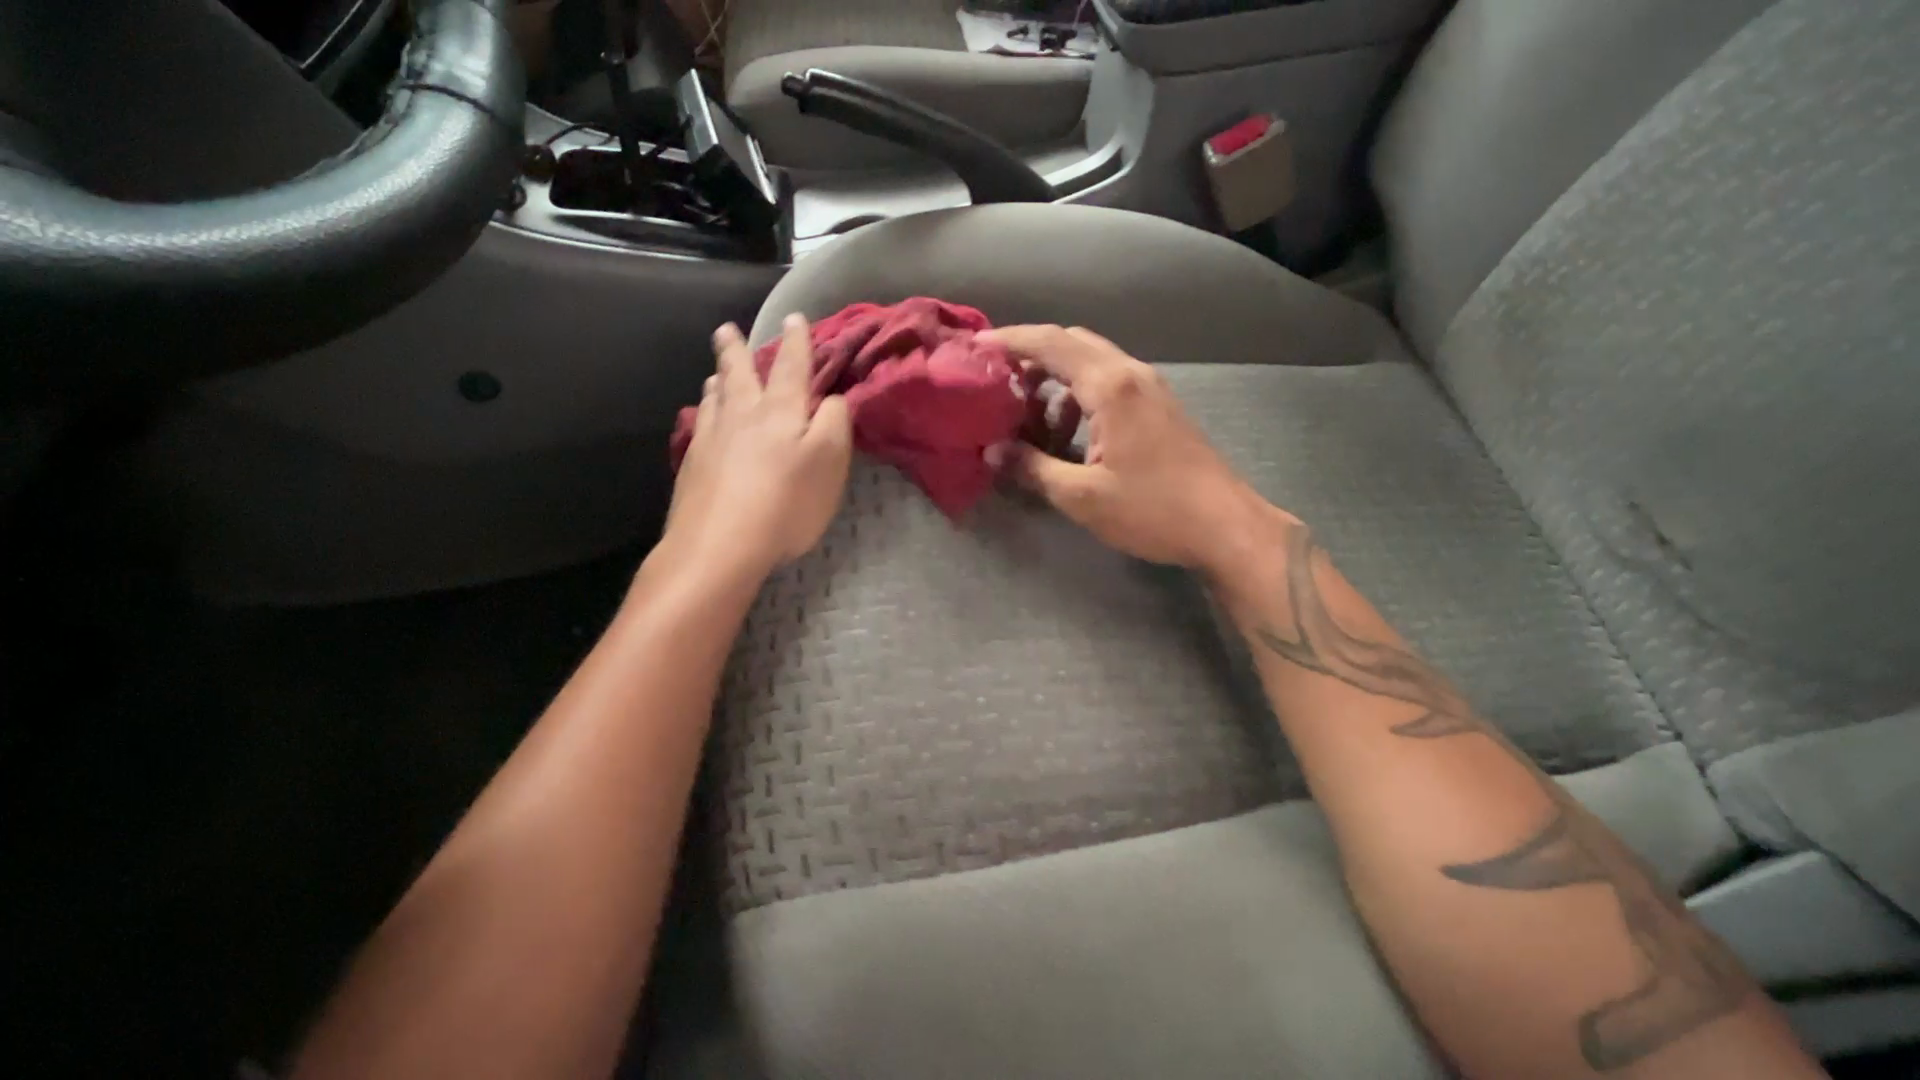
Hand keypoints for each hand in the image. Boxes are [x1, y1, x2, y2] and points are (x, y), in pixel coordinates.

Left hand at [665, 316, 852, 576]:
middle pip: (739, 373)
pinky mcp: (693, 465)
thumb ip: (834, 423)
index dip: (797, 342)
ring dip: (719, 379)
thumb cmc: (786, 504)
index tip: (795, 318)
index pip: (792, 366)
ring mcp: (712, 438)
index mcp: (781, 410)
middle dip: (736, 349)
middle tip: (726, 329)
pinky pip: (700, 425)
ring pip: (716, 398)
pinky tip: (704, 419)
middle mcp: (743, 414)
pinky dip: (705, 412)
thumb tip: (831, 397)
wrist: (720, 545)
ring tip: (717, 371)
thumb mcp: (829, 462)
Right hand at [983, 324, 1296, 579]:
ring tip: (1030, 424)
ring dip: (1056, 383)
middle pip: (1070, 343)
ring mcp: (1150, 387)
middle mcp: (1131, 373)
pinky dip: (1080, 398)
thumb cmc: (1153, 510)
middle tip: (996, 386)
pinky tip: (1069, 439)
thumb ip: (1032, 468)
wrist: (1226, 526)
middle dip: (1029, 359)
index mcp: (1110, 385)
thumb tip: (992, 452)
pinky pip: (1109, 385)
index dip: (1008, 340)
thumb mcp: (1082, 497)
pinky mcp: (1160, 407)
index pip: (1049, 342)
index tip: (973, 348)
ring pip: (1091, 364)